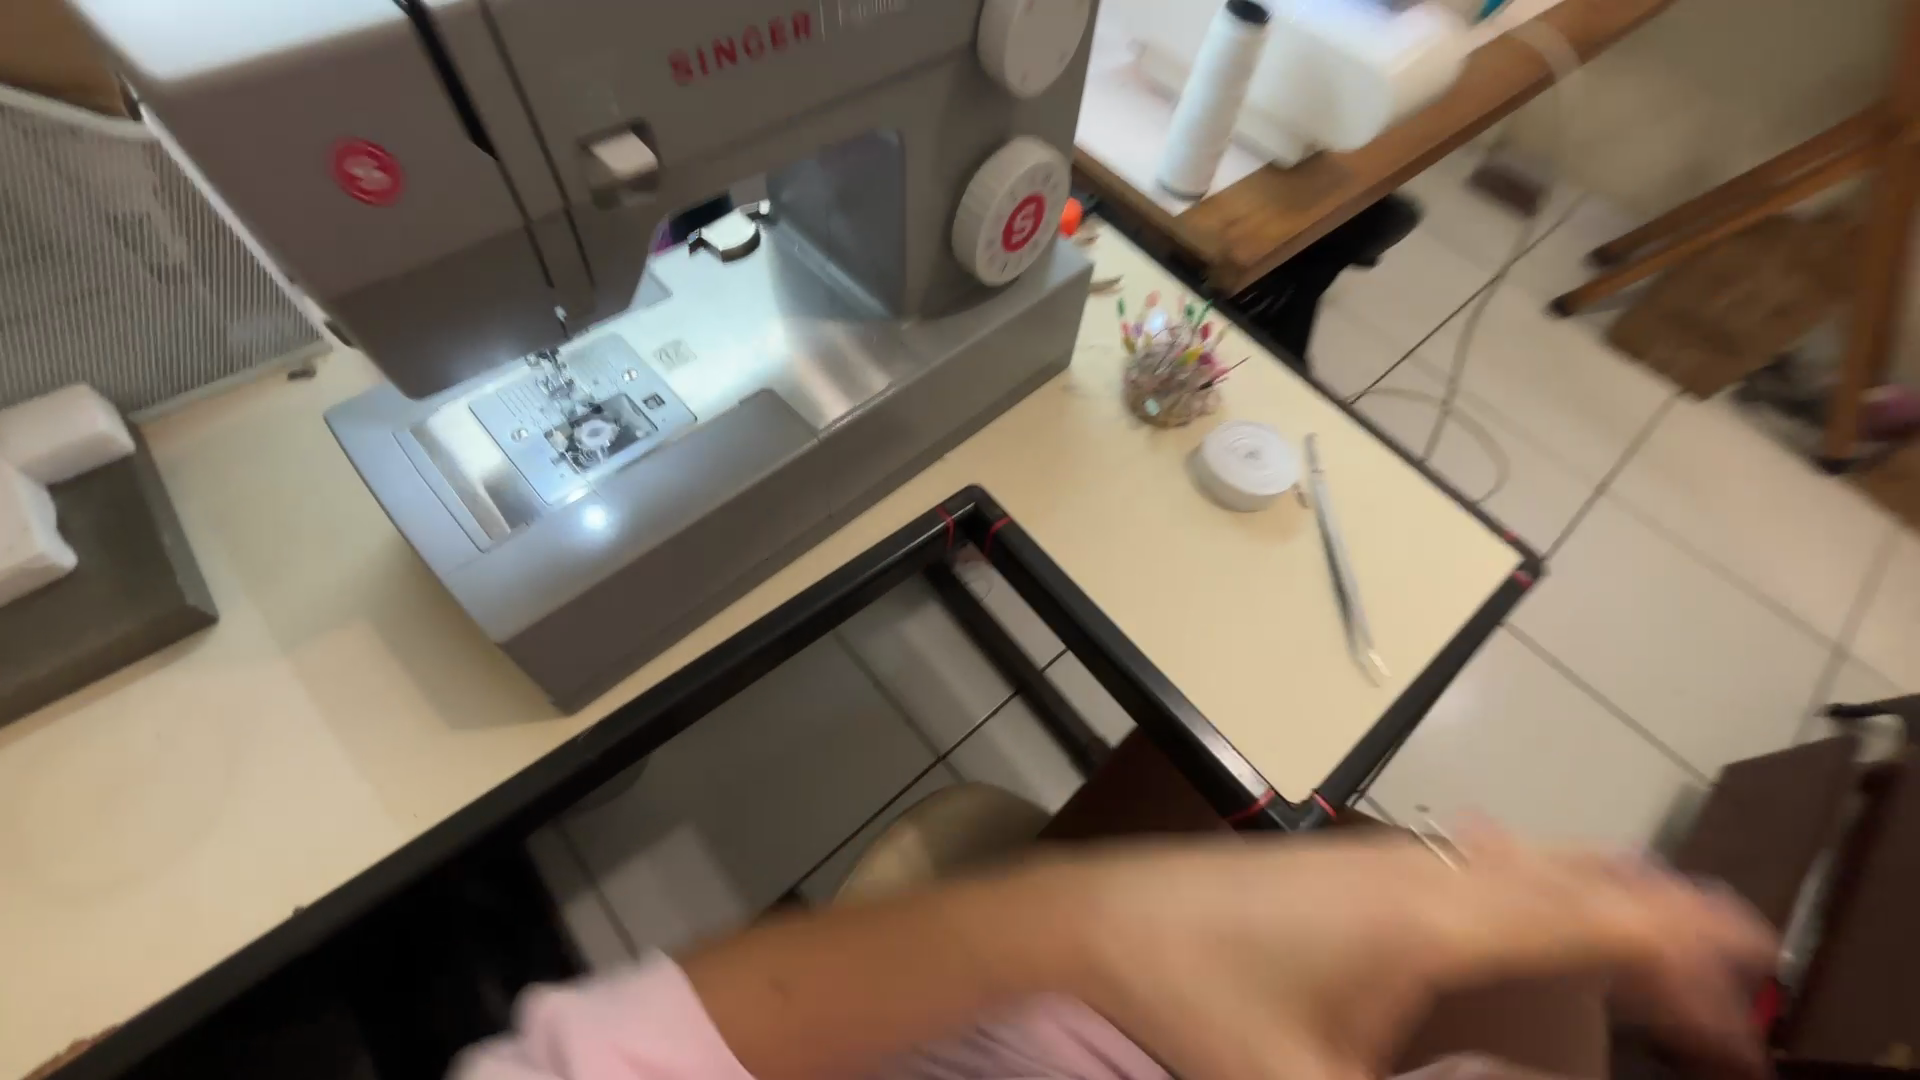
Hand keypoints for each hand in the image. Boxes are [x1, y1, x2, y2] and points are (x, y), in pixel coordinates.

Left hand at [1056, 830, 1775, 1079]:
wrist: (1099, 915)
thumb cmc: (1196, 1002)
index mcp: (1423, 921)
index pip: (1580, 914)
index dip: (1675, 936)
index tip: (1752, 963)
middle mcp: (1403, 872)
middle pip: (1553, 875)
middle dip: (1645, 919)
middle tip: (1718, 982)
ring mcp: (1359, 857)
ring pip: (1499, 861)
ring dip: (1575, 893)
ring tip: (1639, 941)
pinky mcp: (1324, 862)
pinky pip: (1445, 861)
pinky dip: (1506, 880)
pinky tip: (1502, 897)